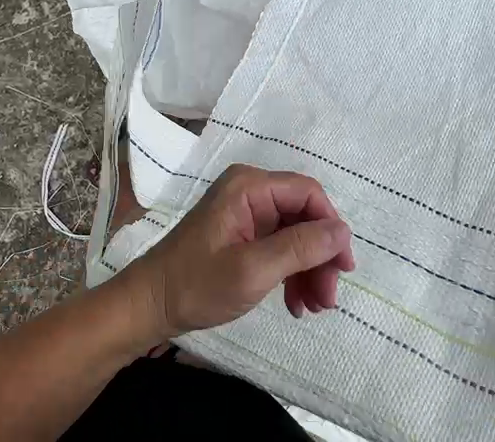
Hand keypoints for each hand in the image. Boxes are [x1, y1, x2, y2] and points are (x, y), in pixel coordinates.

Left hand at [122, 164, 356, 338]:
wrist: (151, 305)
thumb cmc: (197, 284)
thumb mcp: (253, 270)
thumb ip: (300, 247)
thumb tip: (343, 231)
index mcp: (249, 187)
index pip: (307, 193)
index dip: (330, 227)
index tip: (342, 268)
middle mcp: (249, 191)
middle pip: (304, 216)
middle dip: (319, 257)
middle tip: (327, 300)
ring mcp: (246, 213)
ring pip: (295, 235)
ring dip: (309, 270)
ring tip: (312, 308)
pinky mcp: (243, 235)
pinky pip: (279, 247)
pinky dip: (291, 274)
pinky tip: (295, 304)